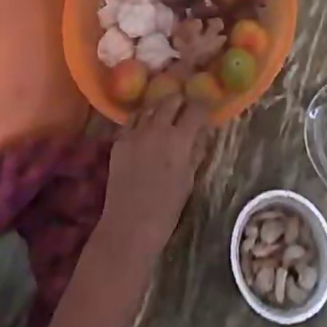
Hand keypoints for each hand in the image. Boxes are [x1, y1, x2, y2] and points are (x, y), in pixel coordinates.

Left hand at [99, 95, 209, 254]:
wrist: (130, 225)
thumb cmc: (166, 210)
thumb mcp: (188, 180)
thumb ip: (196, 152)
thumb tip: (203, 133)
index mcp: (179, 140)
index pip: (195, 110)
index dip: (203, 107)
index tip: (206, 109)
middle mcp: (157, 128)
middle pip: (171, 101)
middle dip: (181, 102)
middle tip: (186, 110)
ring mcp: (135, 131)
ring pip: (150, 106)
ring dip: (161, 108)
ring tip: (165, 116)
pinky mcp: (119, 139)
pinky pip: (133, 120)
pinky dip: (142, 119)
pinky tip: (145, 127)